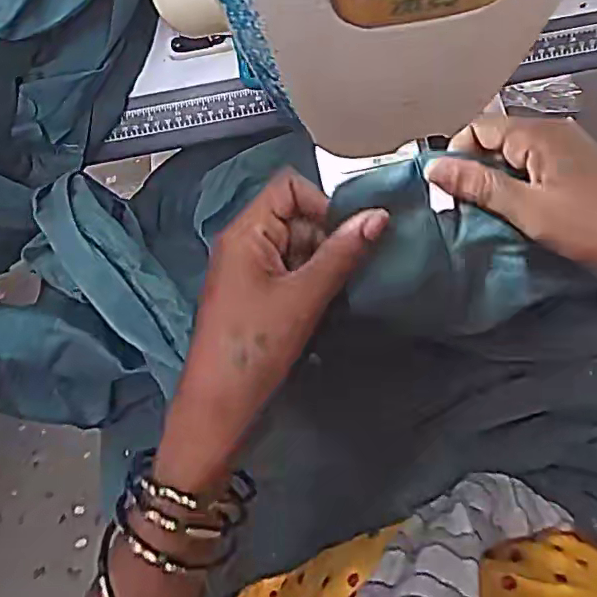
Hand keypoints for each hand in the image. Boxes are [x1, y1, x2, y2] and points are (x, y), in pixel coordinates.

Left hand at [155, 170, 387, 491]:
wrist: (217, 408)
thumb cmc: (254, 348)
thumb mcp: (303, 296)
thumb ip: (342, 253)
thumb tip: (378, 215)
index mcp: (246, 231)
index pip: (289, 187)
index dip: (322, 203)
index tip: (348, 235)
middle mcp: (245, 241)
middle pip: (296, 215)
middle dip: (326, 237)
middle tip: (347, 270)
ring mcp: (249, 268)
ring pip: (298, 245)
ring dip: (322, 262)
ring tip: (336, 291)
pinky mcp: (256, 293)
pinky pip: (291, 269)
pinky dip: (312, 280)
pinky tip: (324, 303)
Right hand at [424, 115, 596, 332]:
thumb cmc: (590, 224)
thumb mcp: (527, 208)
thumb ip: (478, 185)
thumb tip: (434, 167)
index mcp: (536, 133)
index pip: (477, 127)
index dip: (457, 154)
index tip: (452, 190)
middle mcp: (551, 131)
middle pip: (494, 138)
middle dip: (476, 168)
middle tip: (469, 204)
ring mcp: (567, 146)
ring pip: (513, 154)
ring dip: (497, 178)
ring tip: (493, 210)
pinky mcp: (578, 165)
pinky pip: (533, 165)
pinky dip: (519, 183)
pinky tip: (522, 209)